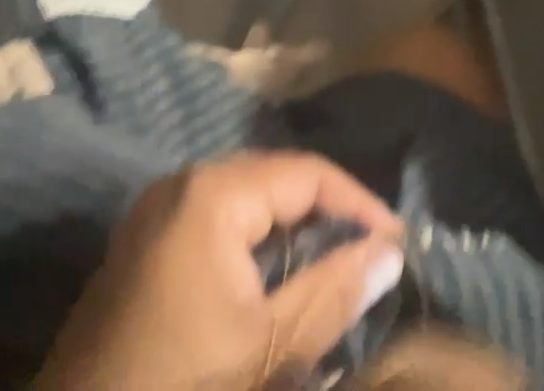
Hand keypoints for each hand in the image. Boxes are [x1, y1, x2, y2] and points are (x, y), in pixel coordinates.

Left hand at [36, 152, 405, 389]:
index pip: (306, 173)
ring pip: (245, 196)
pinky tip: (275, 273)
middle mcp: (182, 182)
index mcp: (212, 193)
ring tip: (334, 262)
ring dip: (292, 225)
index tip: (397, 244)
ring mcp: (157, 207)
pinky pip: (214, 216)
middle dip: (327, 211)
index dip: (359, 203)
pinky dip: (254, 237)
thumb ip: (334, 291)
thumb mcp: (268, 344)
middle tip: (371, 252)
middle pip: (274, 176)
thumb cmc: (180, 380)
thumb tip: (391, 251)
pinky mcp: (145, 237)